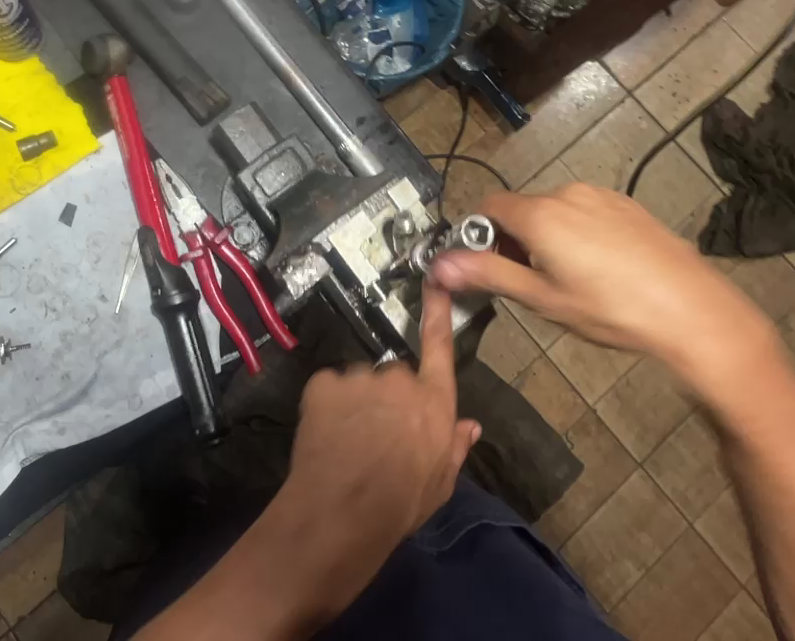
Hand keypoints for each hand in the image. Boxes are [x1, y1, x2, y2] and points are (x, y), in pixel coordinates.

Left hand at [278, 281, 481, 550]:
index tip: (436, 281)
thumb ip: (454, 447)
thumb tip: (470, 426)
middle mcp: (399, 379)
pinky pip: (328, 389)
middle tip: (376, 436)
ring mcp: (360, 377)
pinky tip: (327, 435)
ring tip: (349, 443)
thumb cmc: (401, 504)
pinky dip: (326, 407)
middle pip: (393, 378)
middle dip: (385, 400)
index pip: (439, 347)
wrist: (343, 512)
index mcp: (433, 401)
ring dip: (355, 405)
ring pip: (358, 384)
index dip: (438, 312)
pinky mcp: (324, 383)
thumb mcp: (441, 483)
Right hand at [430, 183, 772, 376]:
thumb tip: (439, 265)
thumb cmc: (612, 310)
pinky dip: (578, 234)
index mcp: (540, 214)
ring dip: (547, 237)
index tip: (486, 265)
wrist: (695, 312)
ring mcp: (602, 197)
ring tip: (569, 280)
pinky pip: (586, 213)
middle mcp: (567, 194)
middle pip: (522, 209)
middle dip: (514, 239)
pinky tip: (601, 270)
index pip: (488, 206)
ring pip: (555, 211)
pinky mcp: (629, 206)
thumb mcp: (544, 300)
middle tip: (529, 282)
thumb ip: (489, 274)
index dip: (478, 234)